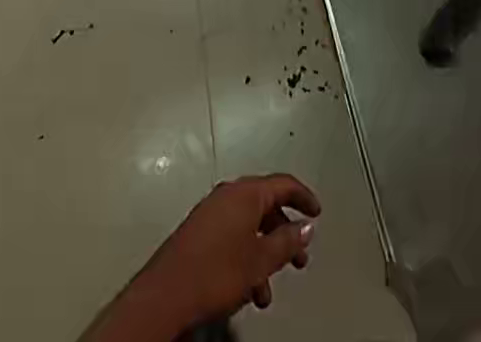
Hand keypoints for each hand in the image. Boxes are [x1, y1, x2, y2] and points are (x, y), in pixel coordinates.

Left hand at [84, 174, 321, 341]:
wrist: (163, 297)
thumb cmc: (217, 272)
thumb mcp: (261, 259)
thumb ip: (288, 241)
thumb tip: (306, 227)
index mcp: (246, 193)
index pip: (284, 184)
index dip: (304, 197)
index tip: (317, 213)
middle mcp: (228, 195)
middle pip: (266, 206)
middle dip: (285, 234)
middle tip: (299, 259)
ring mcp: (210, 213)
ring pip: (249, 227)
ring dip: (264, 255)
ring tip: (268, 289)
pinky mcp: (196, 233)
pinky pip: (231, 237)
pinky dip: (245, 257)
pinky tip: (246, 288)